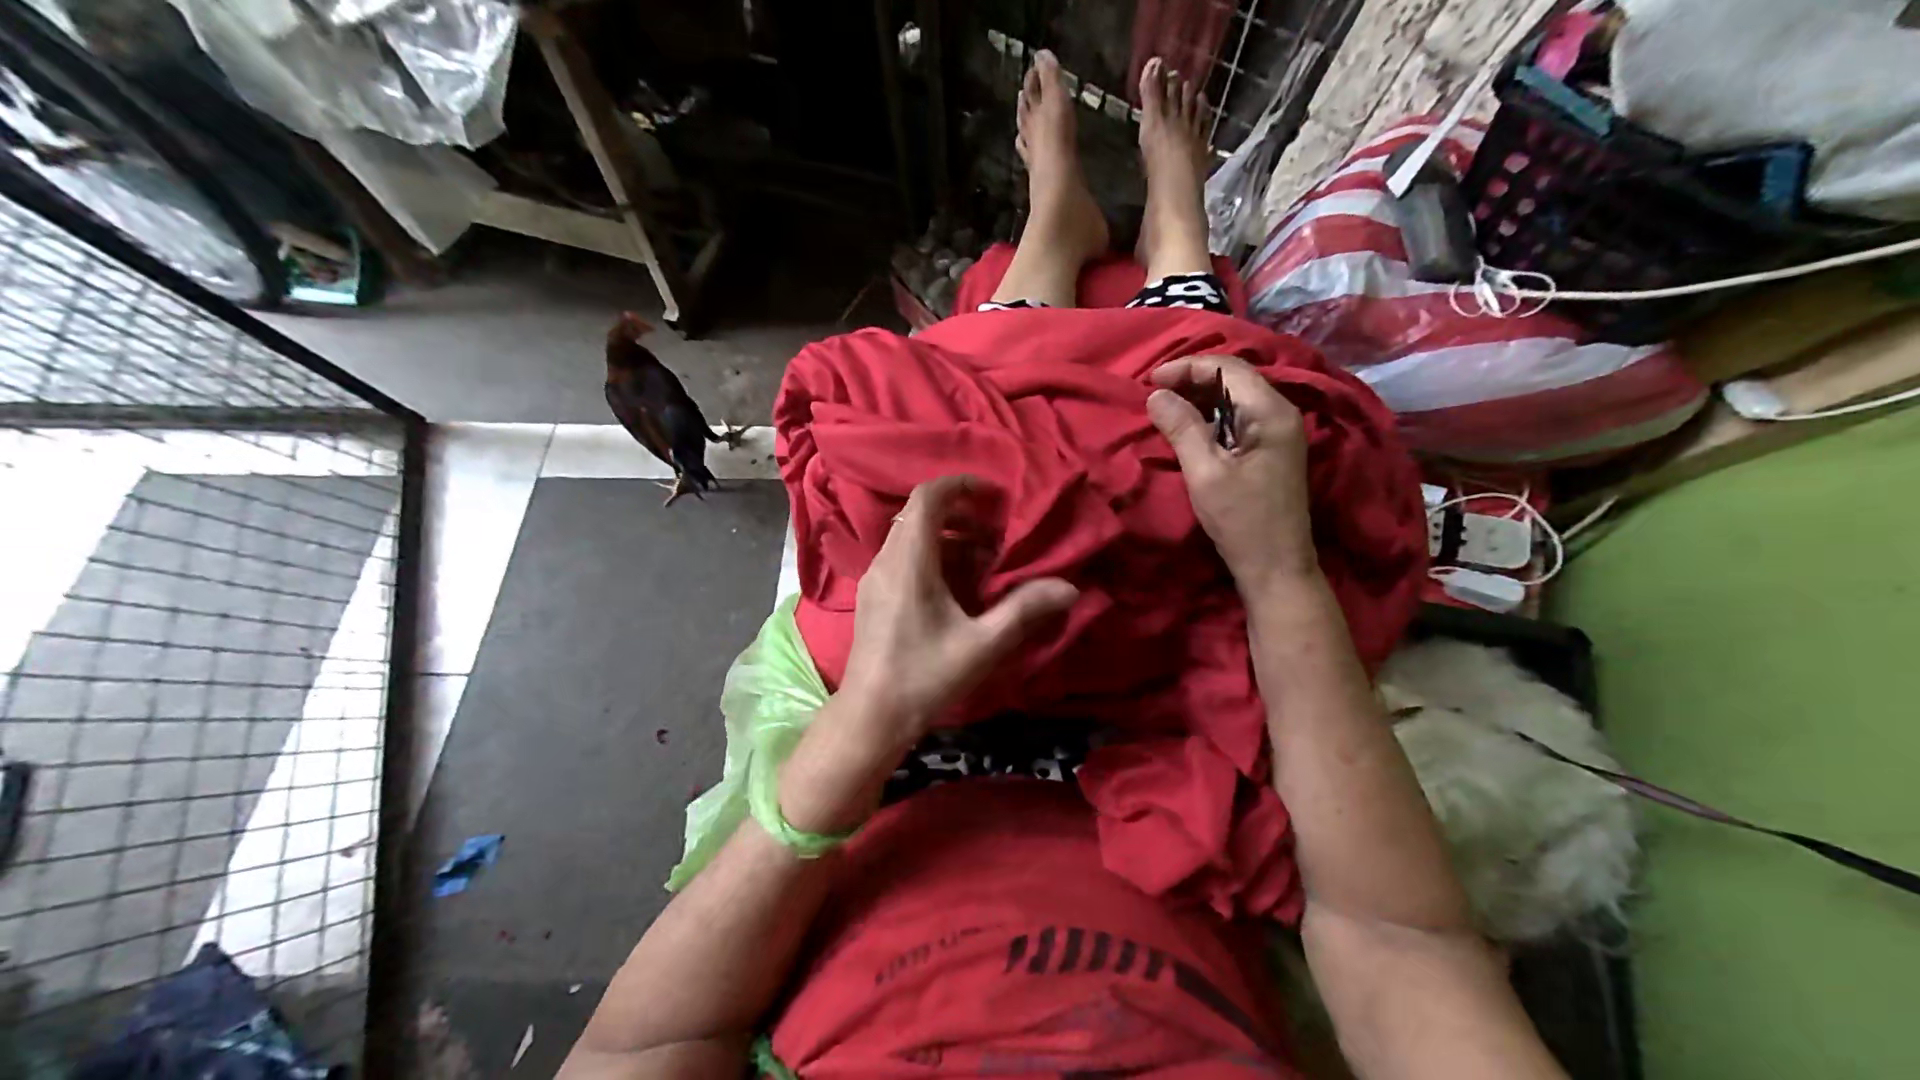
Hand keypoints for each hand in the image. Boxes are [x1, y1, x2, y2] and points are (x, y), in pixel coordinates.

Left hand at [836, 475, 1079, 741]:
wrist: (871, 716)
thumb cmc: (924, 677)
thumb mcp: (981, 645)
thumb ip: (1024, 610)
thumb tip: (1068, 587)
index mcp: (909, 561)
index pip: (928, 497)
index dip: (962, 486)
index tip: (995, 496)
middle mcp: (886, 560)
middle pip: (920, 515)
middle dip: (962, 515)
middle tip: (996, 535)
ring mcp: (875, 579)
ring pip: (912, 537)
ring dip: (949, 539)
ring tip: (983, 563)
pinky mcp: (873, 597)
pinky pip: (904, 558)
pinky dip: (933, 558)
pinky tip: (957, 590)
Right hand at [1147, 354, 1318, 590]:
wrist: (1275, 567)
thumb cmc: (1242, 520)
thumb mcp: (1206, 473)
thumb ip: (1182, 429)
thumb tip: (1156, 395)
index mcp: (1270, 413)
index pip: (1228, 368)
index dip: (1187, 367)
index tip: (1151, 381)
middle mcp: (1280, 414)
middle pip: (1234, 378)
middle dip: (1192, 378)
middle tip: (1154, 392)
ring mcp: (1277, 432)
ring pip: (1235, 397)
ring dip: (1200, 396)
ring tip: (1165, 405)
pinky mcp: (1269, 450)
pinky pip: (1238, 418)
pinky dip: (1210, 415)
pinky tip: (1187, 426)